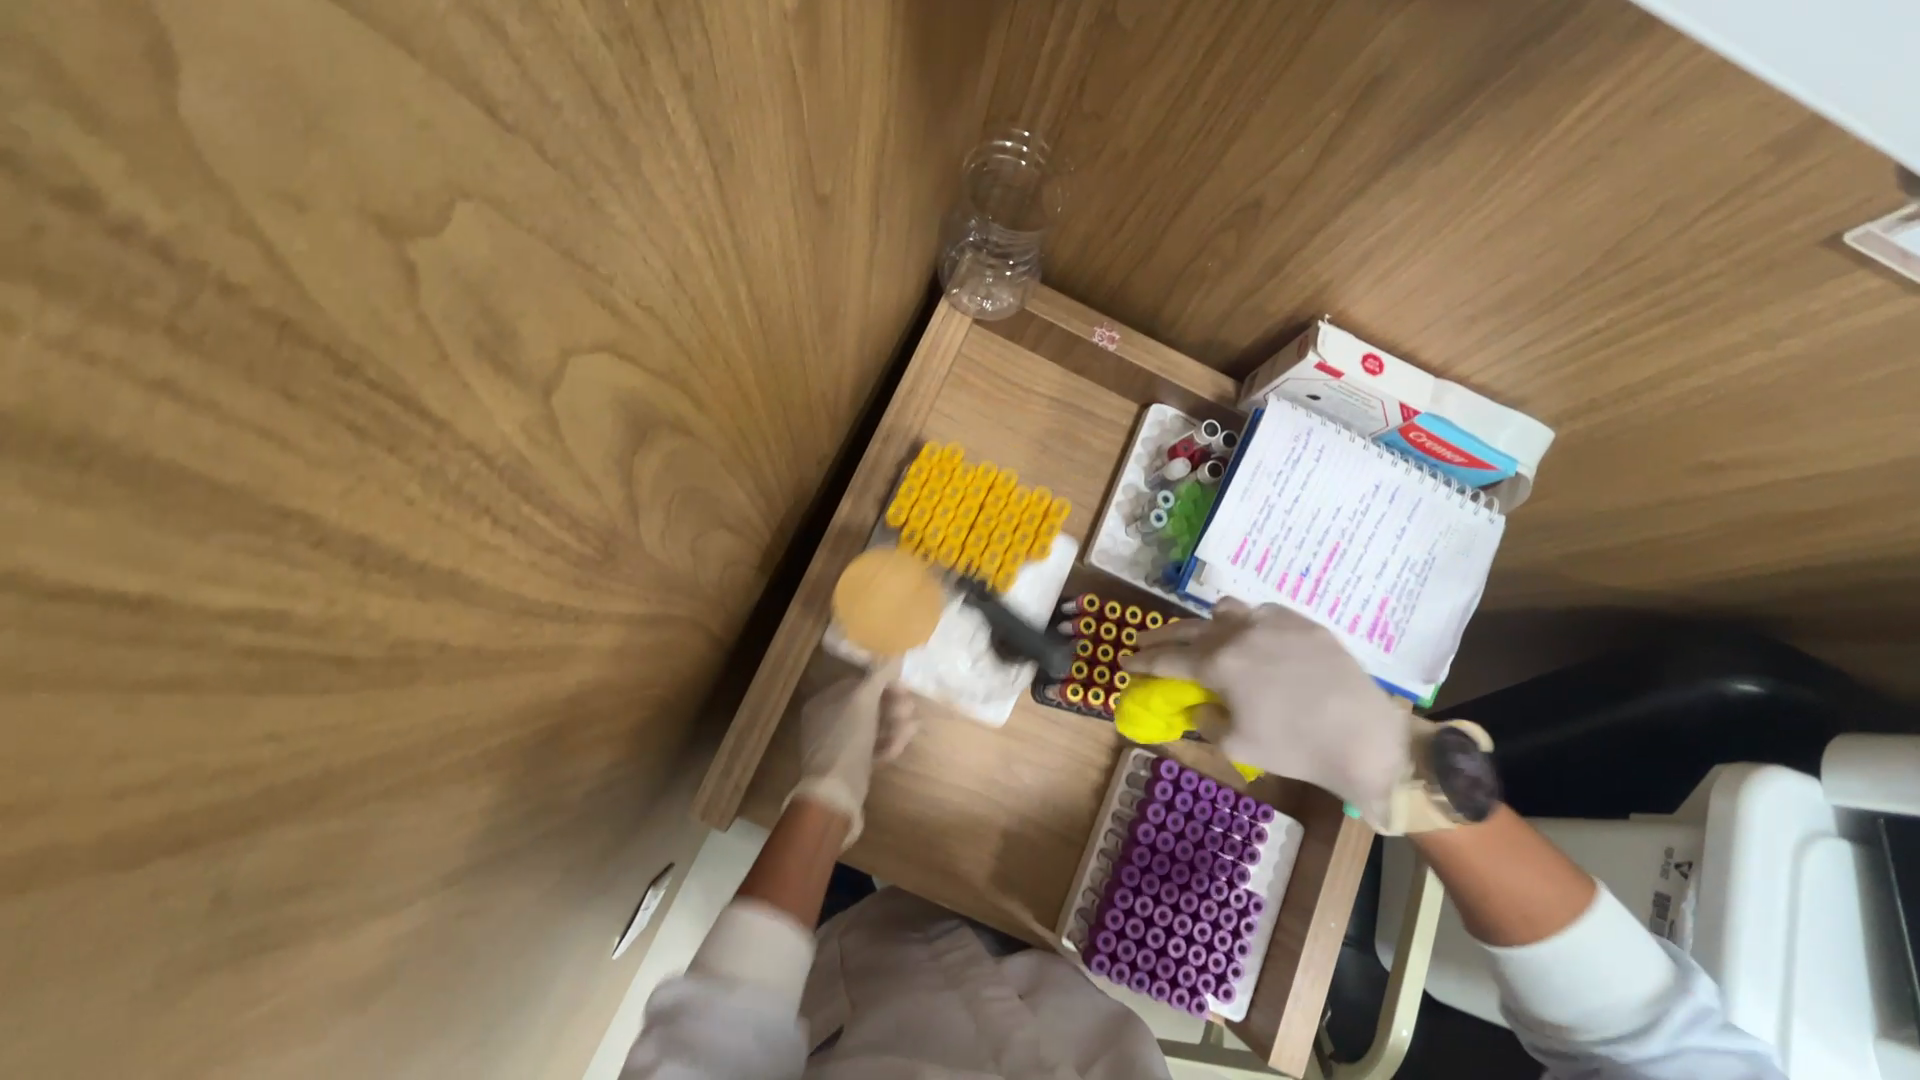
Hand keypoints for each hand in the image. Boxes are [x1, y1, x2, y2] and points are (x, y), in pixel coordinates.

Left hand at [787, 661, 918, 847]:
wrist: (836, 790)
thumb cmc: (846, 738)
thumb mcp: (863, 700)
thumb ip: (879, 676)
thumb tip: (896, 655)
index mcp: (823, 702)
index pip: (855, 684)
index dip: (881, 683)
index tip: (903, 686)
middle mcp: (828, 722)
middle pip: (866, 706)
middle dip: (891, 705)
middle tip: (910, 707)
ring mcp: (839, 745)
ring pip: (872, 728)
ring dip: (894, 724)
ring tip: (913, 726)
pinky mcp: (851, 765)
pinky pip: (872, 748)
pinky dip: (888, 743)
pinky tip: (903, 742)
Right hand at [1122, 599, 1410, 825]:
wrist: (1363, 737)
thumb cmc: (1295, 748)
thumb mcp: (1237, 744)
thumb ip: (1206, 719)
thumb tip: (1196, 705)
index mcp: (1217, 664)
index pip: (1167, 659)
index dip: (1142, 661)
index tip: (1125, 661)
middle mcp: (1238, 633)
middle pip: (1187, 629)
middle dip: (1160, 636)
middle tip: (1143, 641)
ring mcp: (1272, 622)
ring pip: (1226, 611)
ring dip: (1207, 624)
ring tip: (1206, 637)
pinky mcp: (1302, 622)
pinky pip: (1262, 613)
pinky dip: (1248, 624)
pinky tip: (1255, 641)